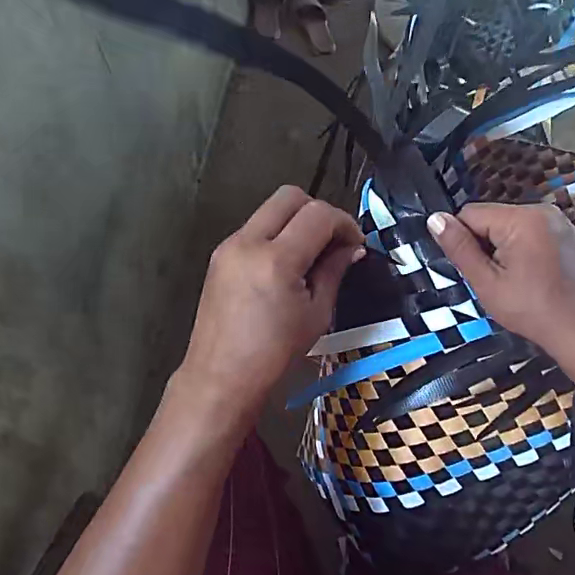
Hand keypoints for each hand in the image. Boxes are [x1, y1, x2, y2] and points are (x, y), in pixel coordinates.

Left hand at [178, 186, 364, 412]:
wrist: (221, 378)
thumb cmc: (273, 355)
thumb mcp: (316, 315)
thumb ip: (333, 272)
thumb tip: (350, 249)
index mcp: (276, 260)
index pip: (319, 215)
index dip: (344, 223)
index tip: (355, 243)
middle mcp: (247, 243)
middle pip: (290, 196)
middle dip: (319, 212)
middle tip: (333, 242)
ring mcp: (228, 247)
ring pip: (269, 210)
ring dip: (295, 222)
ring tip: (310, 257)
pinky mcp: (219, 257)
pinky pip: (254, 229)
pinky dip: (275, 235)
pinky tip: (286, 267)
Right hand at [425, 202, 574, 361]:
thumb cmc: (530, 309)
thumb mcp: (486, 282)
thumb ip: (459, 248)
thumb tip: (435, 219)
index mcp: (521, 219)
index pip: (470, 214)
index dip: (464, 242)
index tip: (478, 271)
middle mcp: (543, 211)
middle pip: (491, 218)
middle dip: (486, 245)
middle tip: (497, 280)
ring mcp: (559, 221)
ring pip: (510, 226)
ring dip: (503, 249)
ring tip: (516, 280)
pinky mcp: (567, 234)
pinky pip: (531, 233)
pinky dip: (524, 250)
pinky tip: (532, 276)